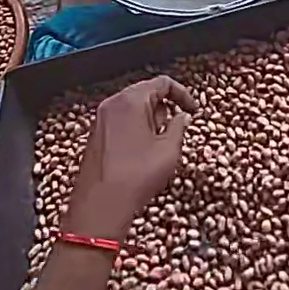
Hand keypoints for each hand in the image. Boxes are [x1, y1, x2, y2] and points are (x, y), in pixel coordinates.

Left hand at [65, 76, 197, 239]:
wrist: (100, 206)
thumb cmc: (136, 176)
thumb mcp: (169, 150)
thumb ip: (179, 126)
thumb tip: (181, 117)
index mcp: (131, 101)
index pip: (162, 83)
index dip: (183, 94)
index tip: (193, 109)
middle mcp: (112, 105)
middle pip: (146, 93)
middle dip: (165, 109)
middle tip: (175, 131)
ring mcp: (100, 121)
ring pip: (133, 109)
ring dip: (150, 121)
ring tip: (158, 146)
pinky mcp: (95, 137)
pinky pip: (120, 123)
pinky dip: (135, 130)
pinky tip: (142, 154)